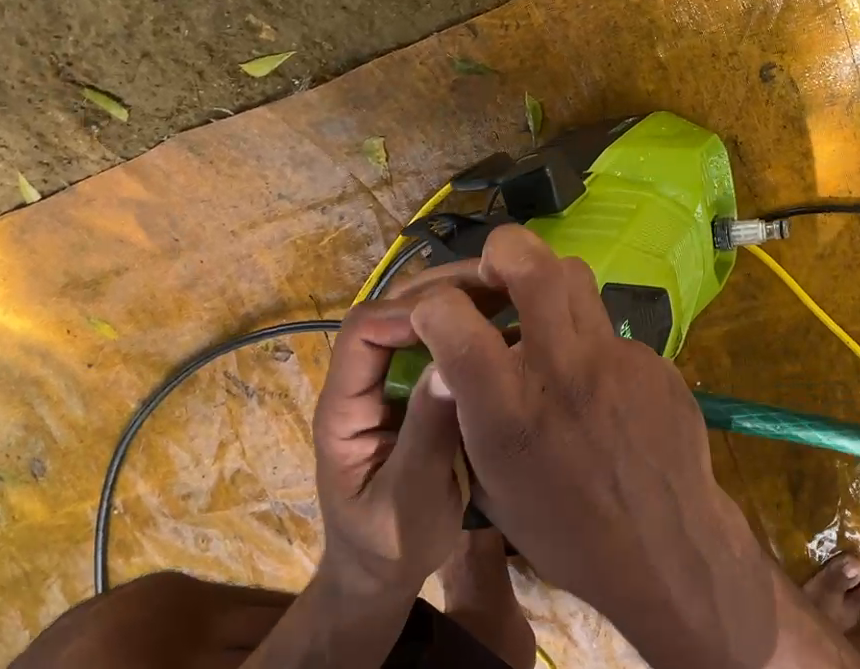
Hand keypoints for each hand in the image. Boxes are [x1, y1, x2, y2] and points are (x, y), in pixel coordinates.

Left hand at [312, 260, 486, 596]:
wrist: (384, 573)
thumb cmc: (389, 544)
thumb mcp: (410, 500)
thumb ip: (427, 434)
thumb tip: (453, 364)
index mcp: (346, 406)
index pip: (363, 330)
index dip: (410, 312)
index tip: (466, 316)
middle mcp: (367, 382)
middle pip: (393, 310)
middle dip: (443, 291)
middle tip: (502, 286)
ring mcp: (395, 383)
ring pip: (420, 318)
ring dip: (463, 300)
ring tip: (513, 296)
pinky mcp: (423, 390)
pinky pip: (443, 342)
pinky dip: (475, 324)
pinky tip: (513, 325)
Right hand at [407, 226, 788, 668]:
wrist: (666, 547)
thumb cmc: (566, 532)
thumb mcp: (494, 485)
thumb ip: (471, 415)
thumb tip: (457, 364)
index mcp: (508, 407)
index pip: (451, 317)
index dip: (432, 304)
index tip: (435, 313)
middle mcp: (562, 366)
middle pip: (531, 264)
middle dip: (501, 251)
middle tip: (493, 269)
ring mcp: (616, 355)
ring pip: (578, 279)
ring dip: (549, 283)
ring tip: (542, 314)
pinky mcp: (654, 358)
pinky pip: (611, 330)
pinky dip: (591, 344)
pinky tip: (598, 384)